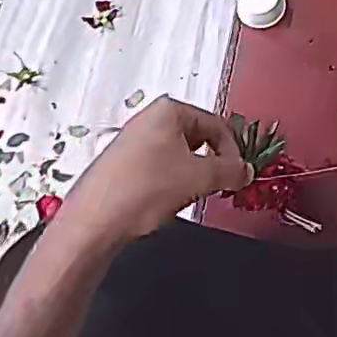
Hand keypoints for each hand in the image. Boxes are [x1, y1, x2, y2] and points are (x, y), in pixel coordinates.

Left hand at [50, 96, 250, 245]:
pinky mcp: (120, 165)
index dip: (232, 151)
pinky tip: (163, 203)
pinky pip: (158, 168)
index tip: (236, 174)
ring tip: (186, 196)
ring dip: (190, 176)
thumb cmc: (143, 190)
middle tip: (215, 185)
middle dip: (210, 163)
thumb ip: (231, 171)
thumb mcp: (200, 178)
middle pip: (198, 139)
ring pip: (179, 156)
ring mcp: (132, 141)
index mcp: (168, 110)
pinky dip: (169, 183)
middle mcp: (148, 119)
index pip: (217, 125)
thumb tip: (246, 171)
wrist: (91, 226)